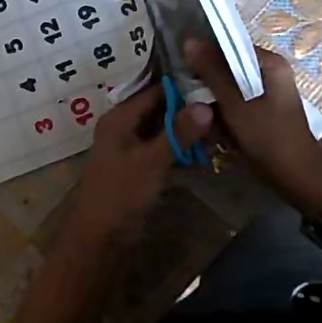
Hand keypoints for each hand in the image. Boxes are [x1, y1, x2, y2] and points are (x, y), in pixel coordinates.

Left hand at [67, 83, 211, 238]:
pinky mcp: (137, 166)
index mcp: (119, 117)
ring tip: (218, 126)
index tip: (213, 84)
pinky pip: (161, 147)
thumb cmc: (121, 193)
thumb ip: (178, 132)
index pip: (154, 90)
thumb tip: (206, 104)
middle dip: (186, 109)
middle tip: (221, 106)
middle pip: (158, 108)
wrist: (100, 238)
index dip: (182, 87)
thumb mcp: (152, 160)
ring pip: (161, 128)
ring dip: (185, 129)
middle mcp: (123, 126)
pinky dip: (179, 146)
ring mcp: (130, 147)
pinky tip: (202, 149)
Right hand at [183, 40, 321, 214]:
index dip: (205, 57)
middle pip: (228, 68)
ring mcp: (267, 92)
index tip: (186, 74)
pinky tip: (218, 132)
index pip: (230, 46)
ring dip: (215, 104)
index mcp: (270, 63)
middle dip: (209, 86)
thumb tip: (189, 41)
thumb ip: (212, 72)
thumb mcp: (236, 104)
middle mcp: (270, 72)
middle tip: (195, 103)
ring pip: (229, 88)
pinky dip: (225, 115)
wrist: (296, 177)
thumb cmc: (268, 137)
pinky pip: (236, 103)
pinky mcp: (262, 110)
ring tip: (208, 123)